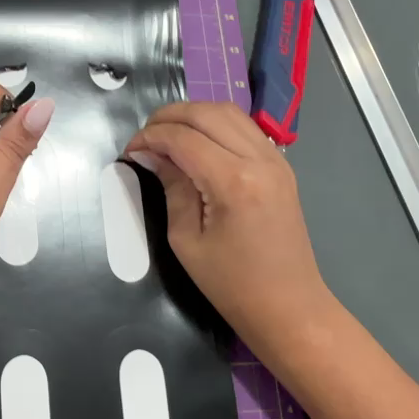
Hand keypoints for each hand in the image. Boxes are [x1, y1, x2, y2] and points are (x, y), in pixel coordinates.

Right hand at [124, 103, 336, 351]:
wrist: (289, 306)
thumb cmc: (232, 284)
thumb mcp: (187, 241)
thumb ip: (172, 188)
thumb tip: (153, 155)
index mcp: (233, 183)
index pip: (183, 139)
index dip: (150, 137)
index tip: (130, 151)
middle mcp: (259, 160)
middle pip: (207, 113)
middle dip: (168, 117)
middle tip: (144, 138)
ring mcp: (276, 160)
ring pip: (229, 112)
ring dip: (193, 115)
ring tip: (167, 136)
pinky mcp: (282, 166)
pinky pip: (245, 128)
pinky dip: (216, 124)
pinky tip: (197, 143)